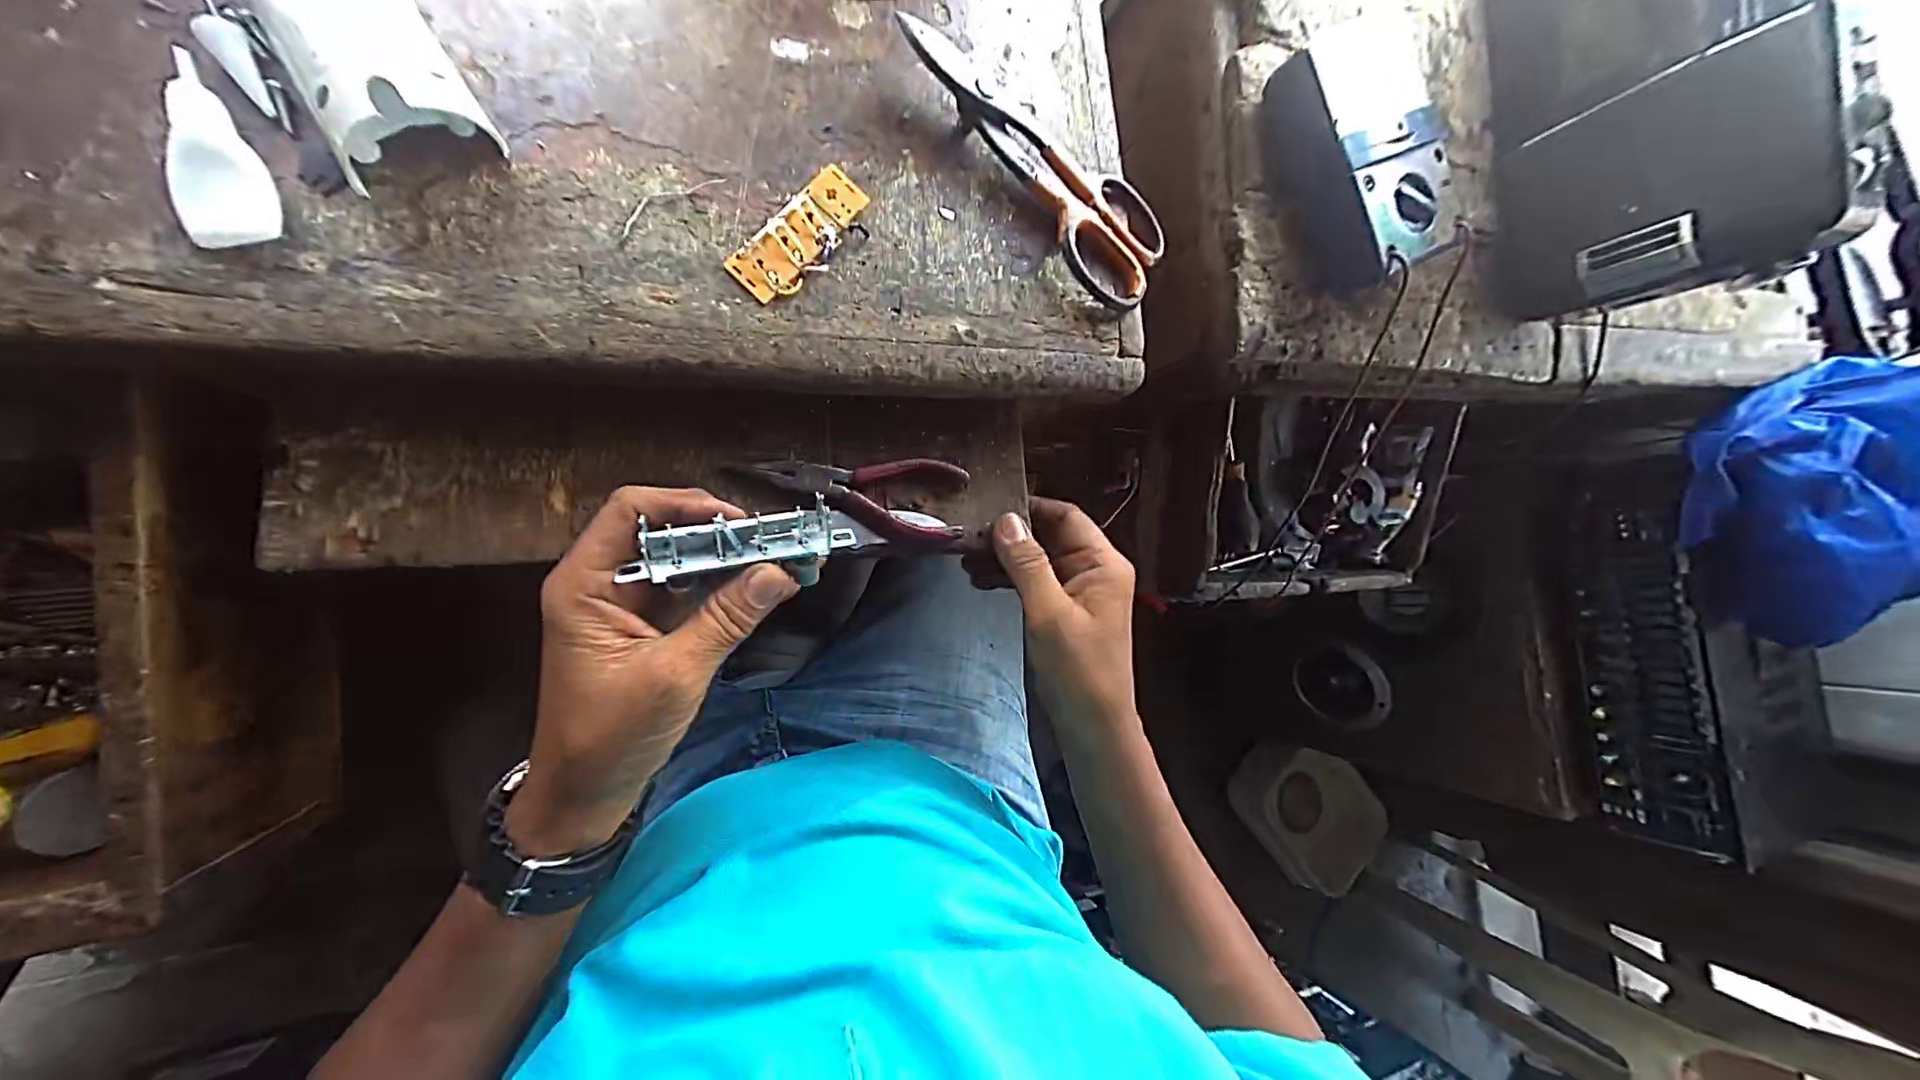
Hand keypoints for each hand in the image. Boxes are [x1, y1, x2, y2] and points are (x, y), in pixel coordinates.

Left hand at [507, 487, 798, 854]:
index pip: (630, 511)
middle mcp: (602, 583)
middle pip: (660, 531)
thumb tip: (777, 574)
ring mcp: (626, 604)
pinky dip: (723, 586)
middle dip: (717, 532)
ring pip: (679, 559)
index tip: (739, 523)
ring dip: (725, 558)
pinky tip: (758, 588)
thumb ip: (727, 619)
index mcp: (585, 585)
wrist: (586, 793)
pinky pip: (689, 590)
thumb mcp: (676, 673)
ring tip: (773, 560)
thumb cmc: (612, 736)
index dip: (685, 505)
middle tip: (769, 543)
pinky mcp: (647, 625)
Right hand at [992, 497, 1137, 731]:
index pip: (1066, 516)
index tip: (991, 506)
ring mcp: (1079, 592)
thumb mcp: (1048, 612)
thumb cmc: (1078, 669)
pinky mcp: (1064, 611)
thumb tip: (1006, 521)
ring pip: (1038, 560)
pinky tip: (981, 579)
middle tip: (970, 534)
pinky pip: (1035, 583)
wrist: (1092, 725)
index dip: (1031, 507)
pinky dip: (1011, 579)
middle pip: (1050, 536)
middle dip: (1012, 535)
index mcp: (1103, 563)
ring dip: (1006, 558)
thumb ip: (1027, 564)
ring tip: (967, 559)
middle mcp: (1094, 571)